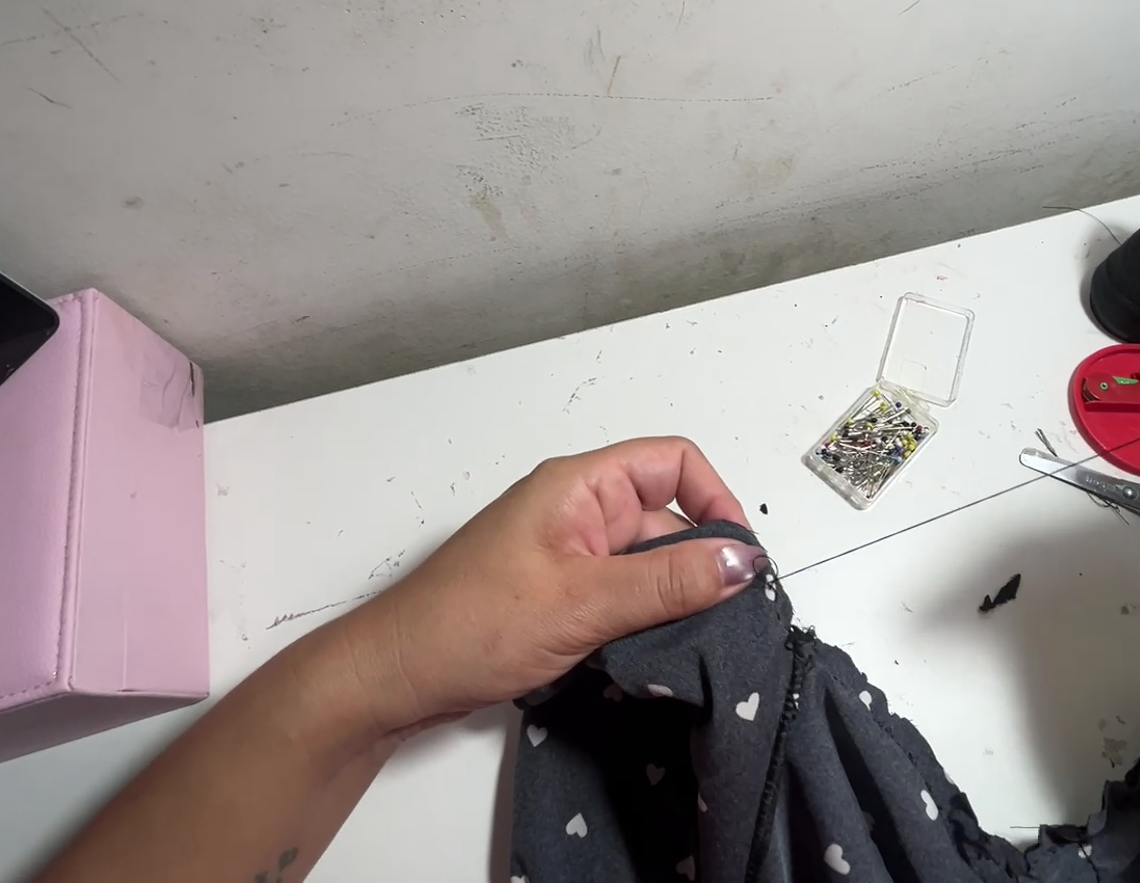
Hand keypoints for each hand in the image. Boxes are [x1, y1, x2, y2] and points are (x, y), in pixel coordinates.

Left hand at [334, 437, 762, 736]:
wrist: (395, 677)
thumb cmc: (472, 622)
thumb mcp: (581, 600)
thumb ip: (666, 581)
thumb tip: (743, 559)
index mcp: (581, 485)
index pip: (671, 462)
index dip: (714, 498)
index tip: (738, 556)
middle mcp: (581, 510)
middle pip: (666, 516)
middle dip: (700, 560)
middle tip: (732, 617)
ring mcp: (572, 553)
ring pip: (648, 561)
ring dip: (675, 597)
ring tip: (703, 642)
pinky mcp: (565, 592)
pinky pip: (625, 592)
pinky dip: (648, 618)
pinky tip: (663, 653)